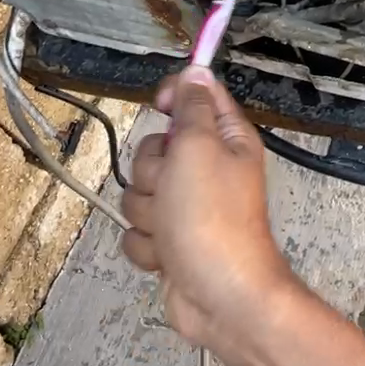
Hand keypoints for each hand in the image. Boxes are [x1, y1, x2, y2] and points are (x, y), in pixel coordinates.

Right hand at [121, 69, 297, 351]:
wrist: (219, 295)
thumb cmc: (212, 218)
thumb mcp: (199, 147)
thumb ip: (192, 107)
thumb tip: (195, 69)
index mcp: (226, 140)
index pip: (197, 97)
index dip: (175, 96)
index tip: (160, 104)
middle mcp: (208, 169)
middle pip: (157, 147)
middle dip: (152, 170)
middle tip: (173, 187)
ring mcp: (188, 207)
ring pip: (140, 190)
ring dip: (148, 212)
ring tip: (172, 227)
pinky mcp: (171, 241)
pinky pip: (138, 229)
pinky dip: (147, 244)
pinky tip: (168, 254)